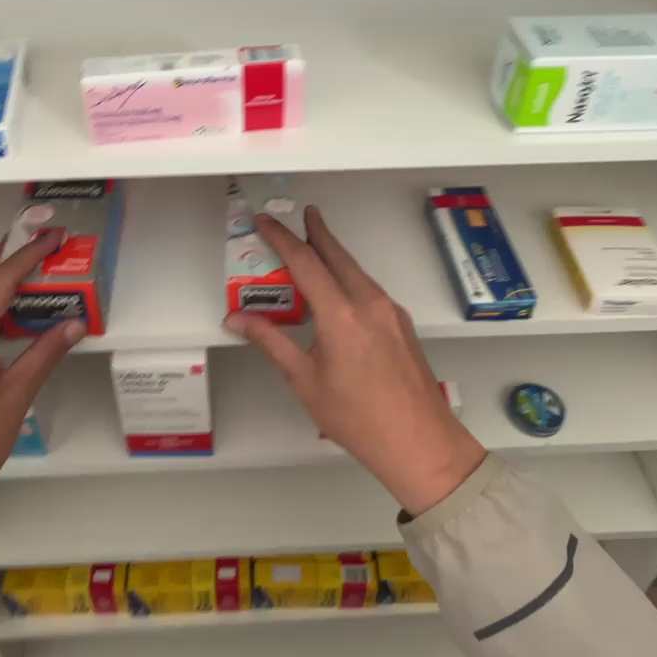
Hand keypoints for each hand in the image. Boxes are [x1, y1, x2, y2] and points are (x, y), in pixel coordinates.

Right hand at [225, 207, 486, 515]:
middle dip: (317, 232)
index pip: (305, 263)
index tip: (265, 221)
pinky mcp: (402, 324)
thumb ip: (271, 342)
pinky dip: (349, 276)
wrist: (419, 441)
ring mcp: (390, 312)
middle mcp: (369, 303)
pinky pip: (370, 288)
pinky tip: (340, 287)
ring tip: (316, 245)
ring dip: (334, 254)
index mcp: (341, 315)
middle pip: (338, 256)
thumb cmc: (358, 418)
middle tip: (302, 214)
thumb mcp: (304, 381)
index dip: (282, 238)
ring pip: (356, 271)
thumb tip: (237, 319)